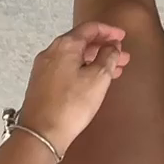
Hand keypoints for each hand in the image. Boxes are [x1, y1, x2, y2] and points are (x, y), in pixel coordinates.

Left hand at [14, 22, 129, 156]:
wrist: (40, 135)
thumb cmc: (72, 104)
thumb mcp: (98, 78)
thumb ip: (109, 56)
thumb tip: (112, 46)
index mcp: (65, 45)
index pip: (90, 28)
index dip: (109, 31)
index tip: (123, 37)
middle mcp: (51, 51)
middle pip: (82, 42)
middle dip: (104, 48)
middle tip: (123, 57)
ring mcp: (44, 67)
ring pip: (75, 57)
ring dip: (95, 60)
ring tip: (114, 71)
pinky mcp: (41, 83)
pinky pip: (66, 68)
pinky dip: (83, 69)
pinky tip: (94, 81)